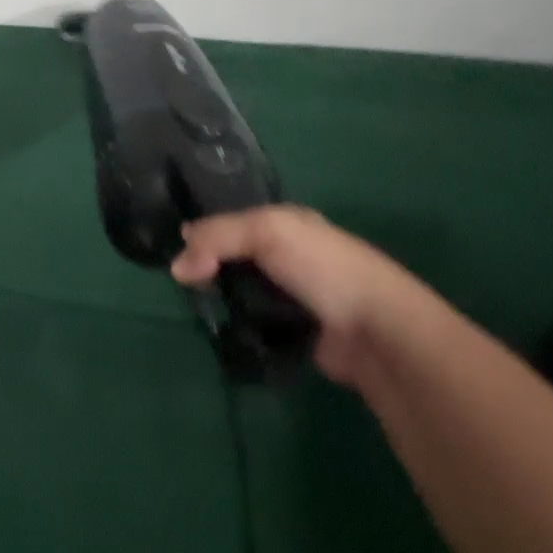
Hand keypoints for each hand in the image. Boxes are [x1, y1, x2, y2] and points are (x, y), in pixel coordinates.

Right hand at [169, 206, 438, 385]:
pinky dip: (237, 323)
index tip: (175, 250)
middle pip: (233, 255)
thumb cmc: (324, 268)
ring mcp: (294, 294)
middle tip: (184, 281)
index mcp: (288, 223)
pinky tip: (222, 326)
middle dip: (208, 266)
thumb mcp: (265, 232)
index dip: (202, 231)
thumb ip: (215, 238)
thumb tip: (177, 267)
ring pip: (240, 289)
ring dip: (221, 297)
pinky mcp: (294, 330)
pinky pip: (253, 320)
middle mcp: (291, 255)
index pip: (231, 220)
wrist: (378, 332)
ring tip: (198, 306)